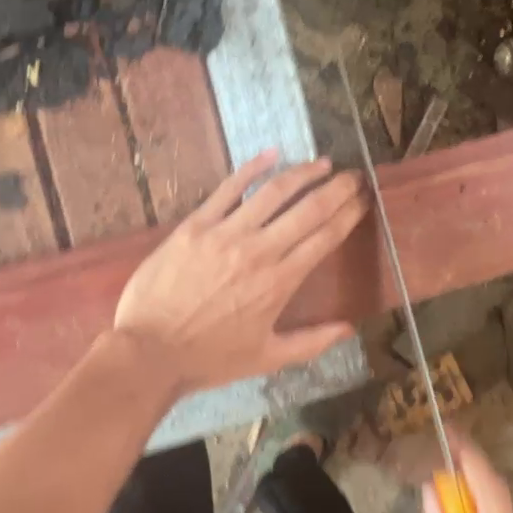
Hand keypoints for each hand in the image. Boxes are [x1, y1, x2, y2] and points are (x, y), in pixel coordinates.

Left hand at [113, 151, 367, 394]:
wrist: (149, 352)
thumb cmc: (209, 358)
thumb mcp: (266, 358)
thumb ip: (311, 343)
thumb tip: (349, 328)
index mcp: (280, 282)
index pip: (325, 237)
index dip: (349, 214)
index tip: (364, 200)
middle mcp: (260, 251)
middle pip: (309, 209)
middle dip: (338, 188)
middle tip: (354, 176)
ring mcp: (226, 233)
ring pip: (274, 191)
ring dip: (304, 173)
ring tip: (323, 163)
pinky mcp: (196, 224)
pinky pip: (230, 188)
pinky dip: (253, 167)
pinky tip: (272, 153)